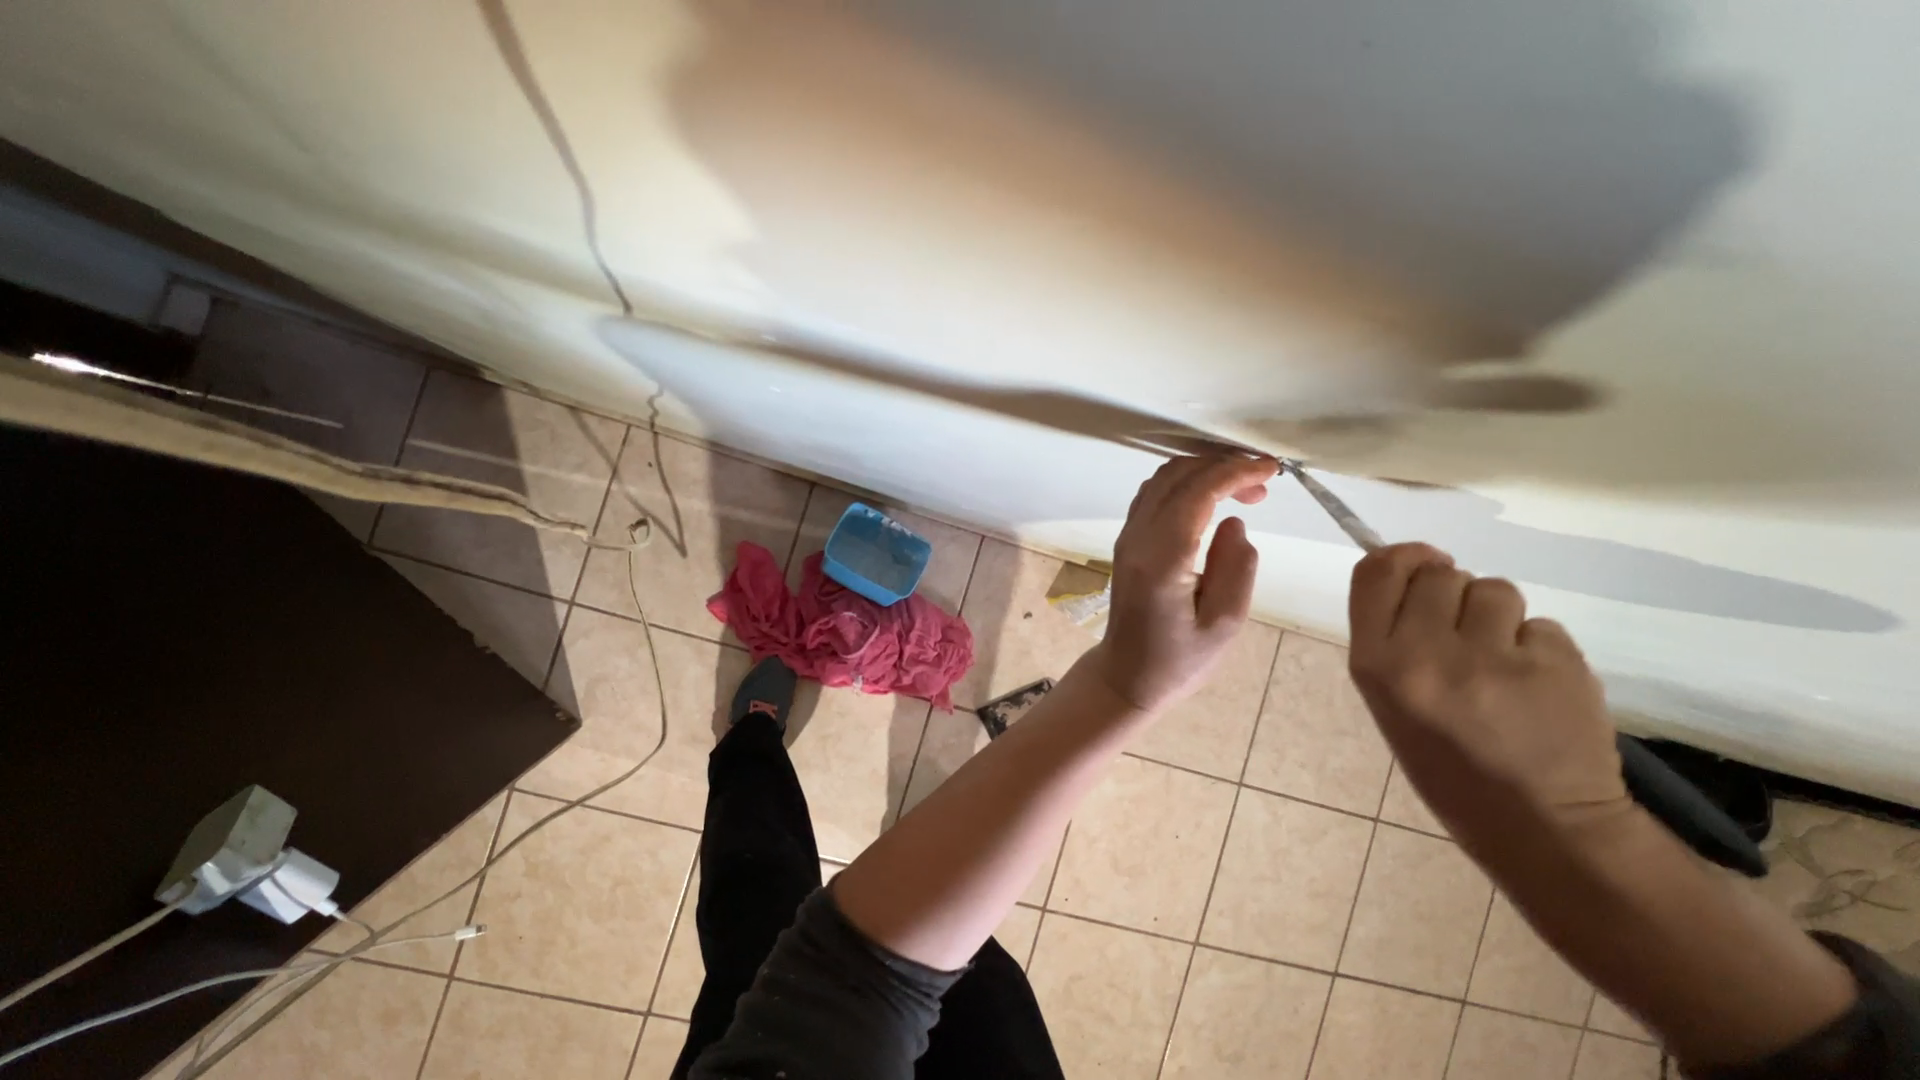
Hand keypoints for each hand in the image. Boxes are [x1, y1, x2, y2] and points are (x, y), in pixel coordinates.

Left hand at [1088, 454, 1277, 712]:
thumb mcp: (1224, 625)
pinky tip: (1213, 498)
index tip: (1272, 470)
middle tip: (1265, 483)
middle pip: (1178, 476)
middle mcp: (1138, 539)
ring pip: (1163, 479)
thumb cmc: (1179, 660)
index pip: (1197, 494)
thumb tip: (1235, 521)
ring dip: (1205, 471)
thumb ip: (1236, 568)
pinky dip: (1187, 482)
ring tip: (1245, 489)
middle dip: (1224, 467)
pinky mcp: (1127, 540)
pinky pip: (1155, 494)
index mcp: (1162, 559)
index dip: (1235, 473)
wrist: (1126, 676)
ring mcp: (1128, 537)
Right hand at [1346, 543, 1628, 835]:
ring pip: (1495, 589)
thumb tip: (1418, 576)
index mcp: (1377, 667)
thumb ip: (1394, 642)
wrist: (1540, 826)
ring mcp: (1493, 658)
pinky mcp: (1555, 662)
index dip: (1401, 557)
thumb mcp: (1391, 706)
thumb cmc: (1450, 770)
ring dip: (1500, 616)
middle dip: (1454, 595)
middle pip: (1439, 573)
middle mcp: (1426, 654)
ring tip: (1505, 664)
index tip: (1422, 565)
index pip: (1376, 573)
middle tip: (1466, 638)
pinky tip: (1539, 687)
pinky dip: (1540, 647)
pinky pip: (1542, 624)